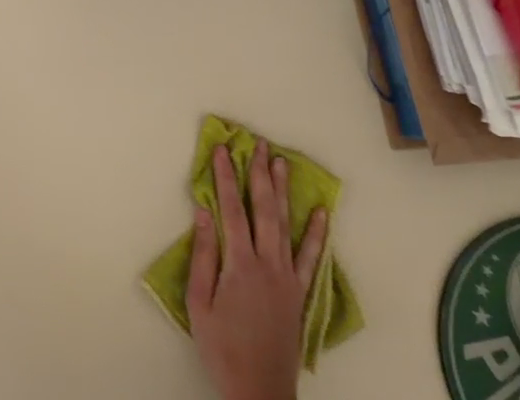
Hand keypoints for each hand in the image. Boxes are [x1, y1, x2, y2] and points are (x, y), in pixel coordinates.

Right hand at [187, 138, 329, 399]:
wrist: (258, 387)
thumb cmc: (220, 345)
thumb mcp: (198, 302)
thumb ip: (203, 256)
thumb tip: (204, 213)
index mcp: (239, 265)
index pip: (231, 210)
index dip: (226, 177)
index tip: (223, 150)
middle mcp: (268, 264)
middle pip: (264, 210)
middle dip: (259, 174)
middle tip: (258, 144)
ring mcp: (288, 277)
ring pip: (287, 225)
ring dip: (284, 192)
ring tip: (283, 162)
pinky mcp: (299, 291)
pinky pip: (311, 257)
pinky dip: (317, 233)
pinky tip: (321, 213)